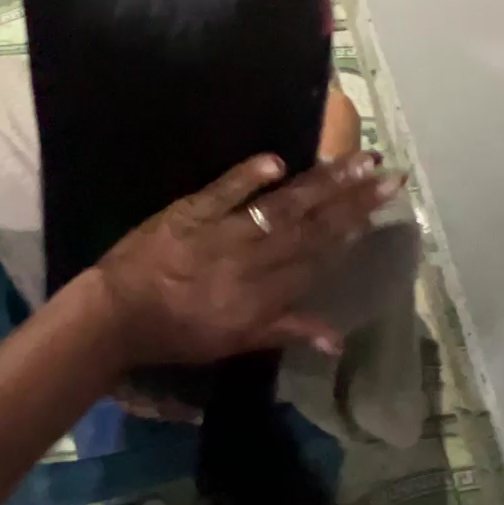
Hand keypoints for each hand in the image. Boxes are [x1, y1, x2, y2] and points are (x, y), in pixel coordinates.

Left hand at [84, 150, 402, 368]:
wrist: (117, 314)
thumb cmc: (177, 333)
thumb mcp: (233, 344)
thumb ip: (286, 332)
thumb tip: (338, 338)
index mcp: (261, 297)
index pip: (316, 258)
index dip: (351, 231)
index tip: (381, 204)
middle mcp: (249, 262)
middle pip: (309, 227)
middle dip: (351, 200)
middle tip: (386, 174)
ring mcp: (220, 233)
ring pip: (278, 207)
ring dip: (319, 183)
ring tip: (354, 161)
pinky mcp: (189, 212)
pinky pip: (224, 191)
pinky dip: (249, 176)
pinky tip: (278, 161)